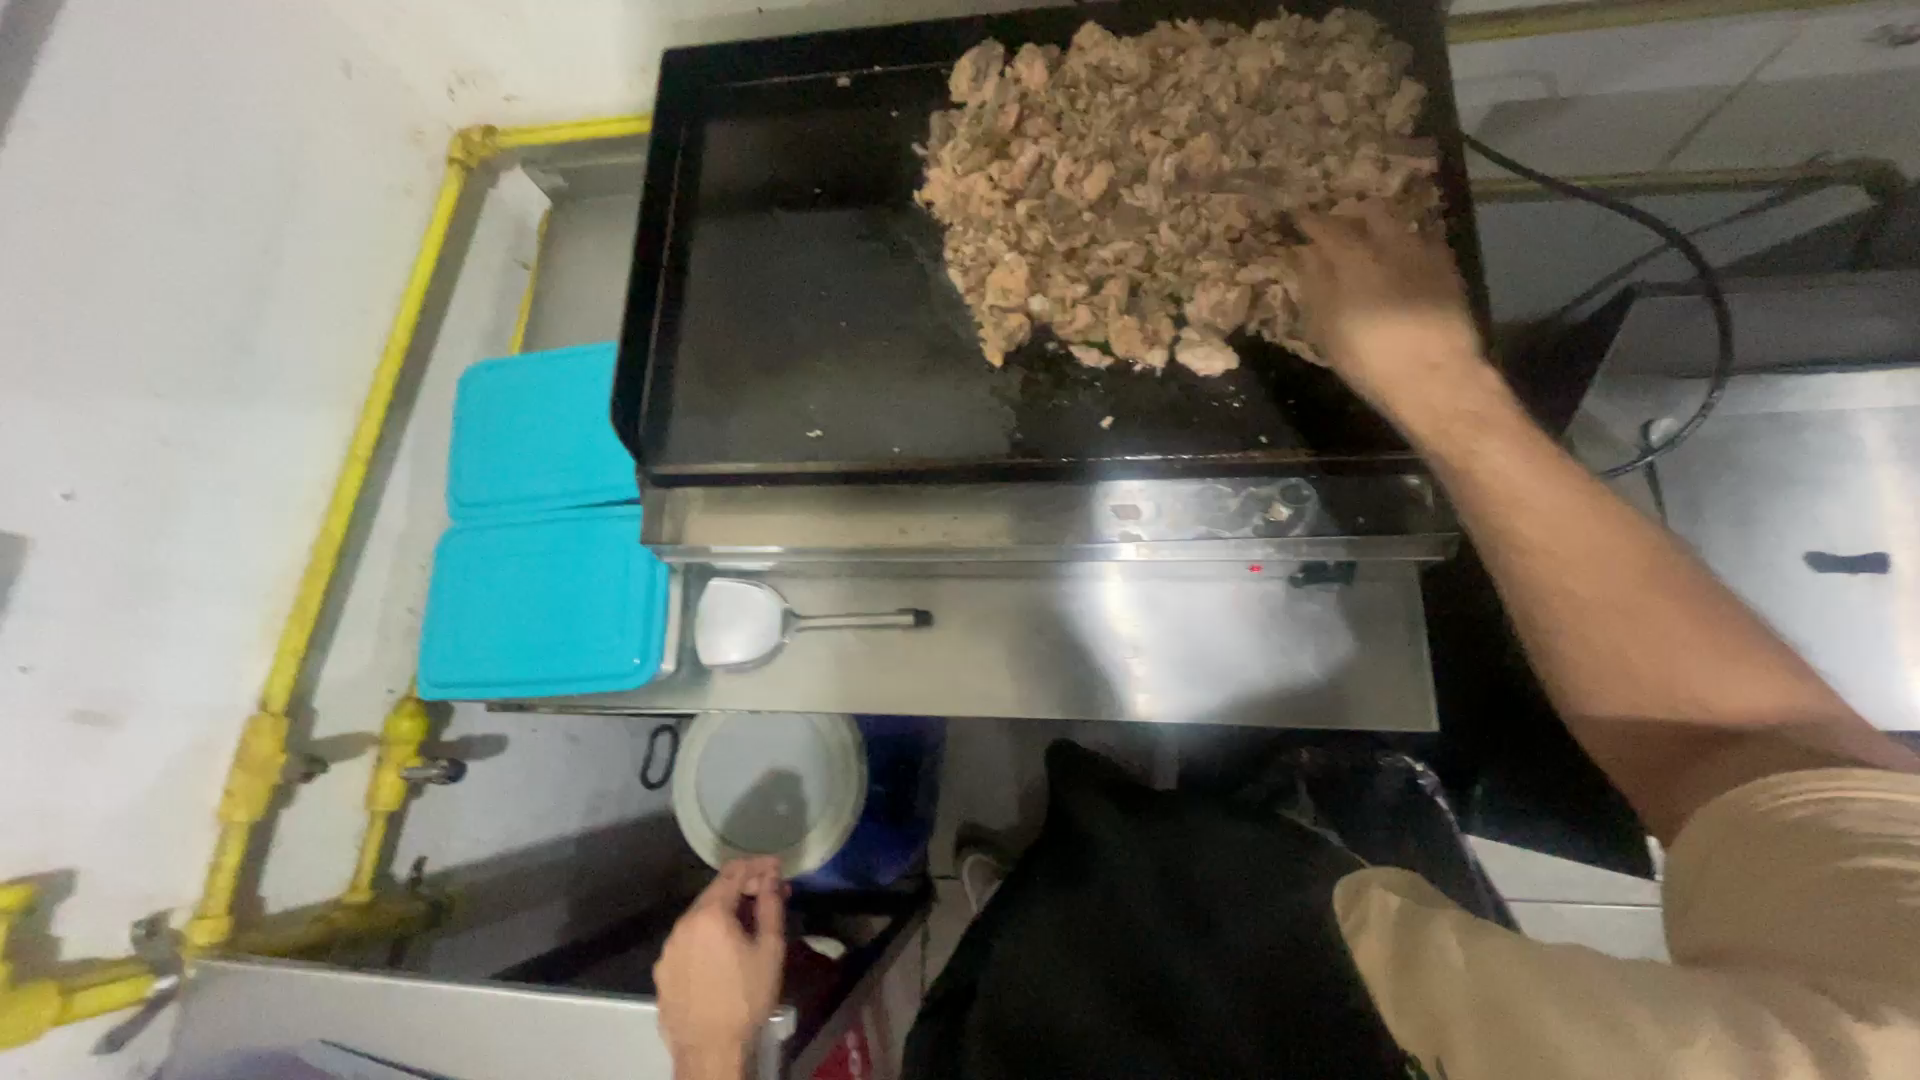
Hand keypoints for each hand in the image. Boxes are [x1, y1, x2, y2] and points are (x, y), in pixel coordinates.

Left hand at [655, 857, 787, 1079]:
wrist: (709, 1053)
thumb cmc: (747, 998)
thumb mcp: (770, 948)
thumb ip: (771, 905)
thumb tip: (772, 877)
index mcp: (710, 914)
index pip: (734, 872)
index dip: (758, 865)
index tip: (778, 867)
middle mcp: (683, 924)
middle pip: (715, 892)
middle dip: (744, 888)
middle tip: (770, 895)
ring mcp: (669, 949)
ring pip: (700, 917)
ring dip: (725, 911)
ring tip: (749, 923)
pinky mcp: (663, 972)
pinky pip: (689, 941)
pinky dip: (708, 935)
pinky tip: (724, 952)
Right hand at [1296, 203, 1489, 428]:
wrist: (1433, 375)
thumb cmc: (1366, 357)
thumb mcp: (1325, 327)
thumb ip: (1315, 284)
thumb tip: (1306, 254)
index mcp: (1355, 258)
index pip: (1327, 227)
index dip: (1311, 221)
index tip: (1299, 219)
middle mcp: (1393, 244)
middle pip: (1372, 212)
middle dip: (1352, 214)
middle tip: (1338, 227)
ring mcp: (1426, 254)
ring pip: (1401, 226)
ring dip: (1382, 229)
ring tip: (1371, 246)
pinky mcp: (1449, 270)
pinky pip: (1424, 244)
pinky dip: (1407, 247)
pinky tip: (1402, 265)